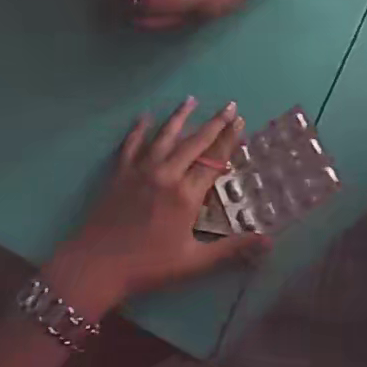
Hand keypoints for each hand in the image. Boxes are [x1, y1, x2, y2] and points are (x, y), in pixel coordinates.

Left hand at [43, 98, 268, 312]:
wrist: (97, 264)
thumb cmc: (148, 266)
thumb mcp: (194, 262)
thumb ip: (231, 248)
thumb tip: (268, 240)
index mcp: (186, 196)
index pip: (214, 161)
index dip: (229, 140)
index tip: (241, 123)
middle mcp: (166, 175)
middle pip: (194, 143)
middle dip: (213, 123)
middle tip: (229, 106)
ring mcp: (140, 172)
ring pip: (163, 137)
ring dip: (179, 118)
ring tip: (191, 100)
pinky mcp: (119, 174)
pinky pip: (131, 145)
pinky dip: (139, 130)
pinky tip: (144, 117)